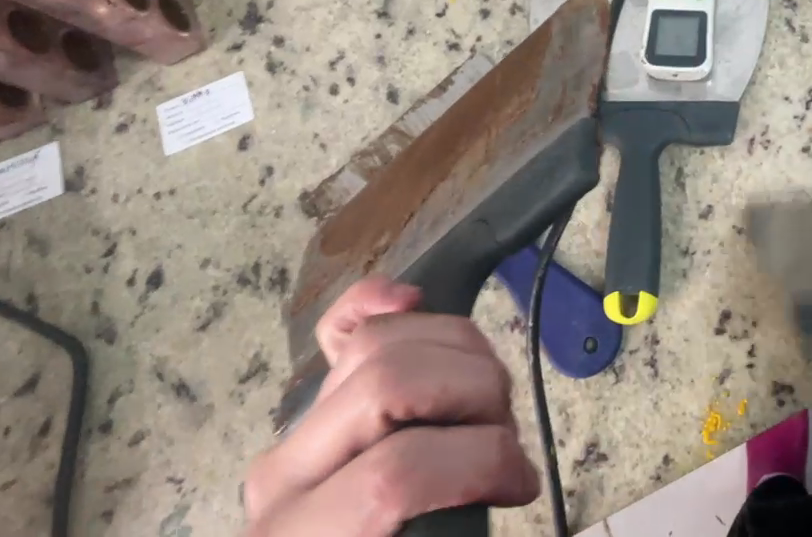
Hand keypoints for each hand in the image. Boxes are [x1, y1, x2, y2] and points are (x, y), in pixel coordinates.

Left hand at [243, 277, 539, 535]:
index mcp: (303, 533)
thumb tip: (513, 482)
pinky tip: (412, 299)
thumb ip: (449, 522)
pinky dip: (375, 301)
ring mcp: (300, 432)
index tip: (523, 485)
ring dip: (465, 356)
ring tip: (487, 411)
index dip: (483, 463)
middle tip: (507, 445)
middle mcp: (288, 471)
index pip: (398, 470)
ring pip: (379, 340)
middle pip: (394, 380)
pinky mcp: (319, 408)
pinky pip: (339, 331)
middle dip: (479, 395)